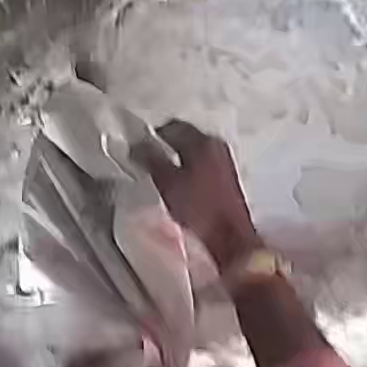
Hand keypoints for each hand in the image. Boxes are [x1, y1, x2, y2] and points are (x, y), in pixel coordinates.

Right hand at [136, 120, 260, 267]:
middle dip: (164, 144)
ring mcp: (224, 161)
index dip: (151, 134)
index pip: (171, 126)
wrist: (231, 240)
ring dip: (175, 156)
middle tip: (144, 155)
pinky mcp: (226, 177)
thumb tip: (136, 145)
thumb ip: (149, 158)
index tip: (136, 145)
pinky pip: (200, 162)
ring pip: (192, 150)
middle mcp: (216, 145)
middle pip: (184, 136)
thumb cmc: (198, 208)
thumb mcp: (166, 181)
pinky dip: (186, 166)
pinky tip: (176, 181)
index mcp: (202, 141)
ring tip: (157, 170)